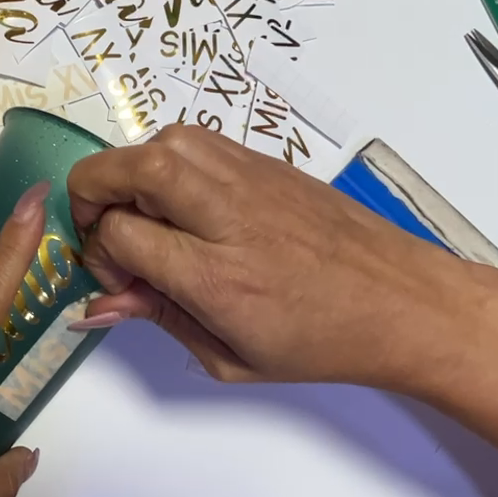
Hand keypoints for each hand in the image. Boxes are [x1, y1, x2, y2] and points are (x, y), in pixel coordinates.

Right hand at [67, 126, 497, 392]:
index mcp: (217, 276)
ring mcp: (248, 178)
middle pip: (127, 169)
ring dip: (128, 173)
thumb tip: (97, 304)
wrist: (407, 301)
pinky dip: (165, 162)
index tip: (123, 281)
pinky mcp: (265, 160)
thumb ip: (157, 318)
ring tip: (143, 212)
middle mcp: (226, 215)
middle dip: (91, 194)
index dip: (100, 257)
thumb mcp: (229, 356)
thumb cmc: (318, 342)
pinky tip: (180, 199)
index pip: (118, 234)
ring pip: (157, 142)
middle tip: (106, 230)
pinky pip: (192, 140)